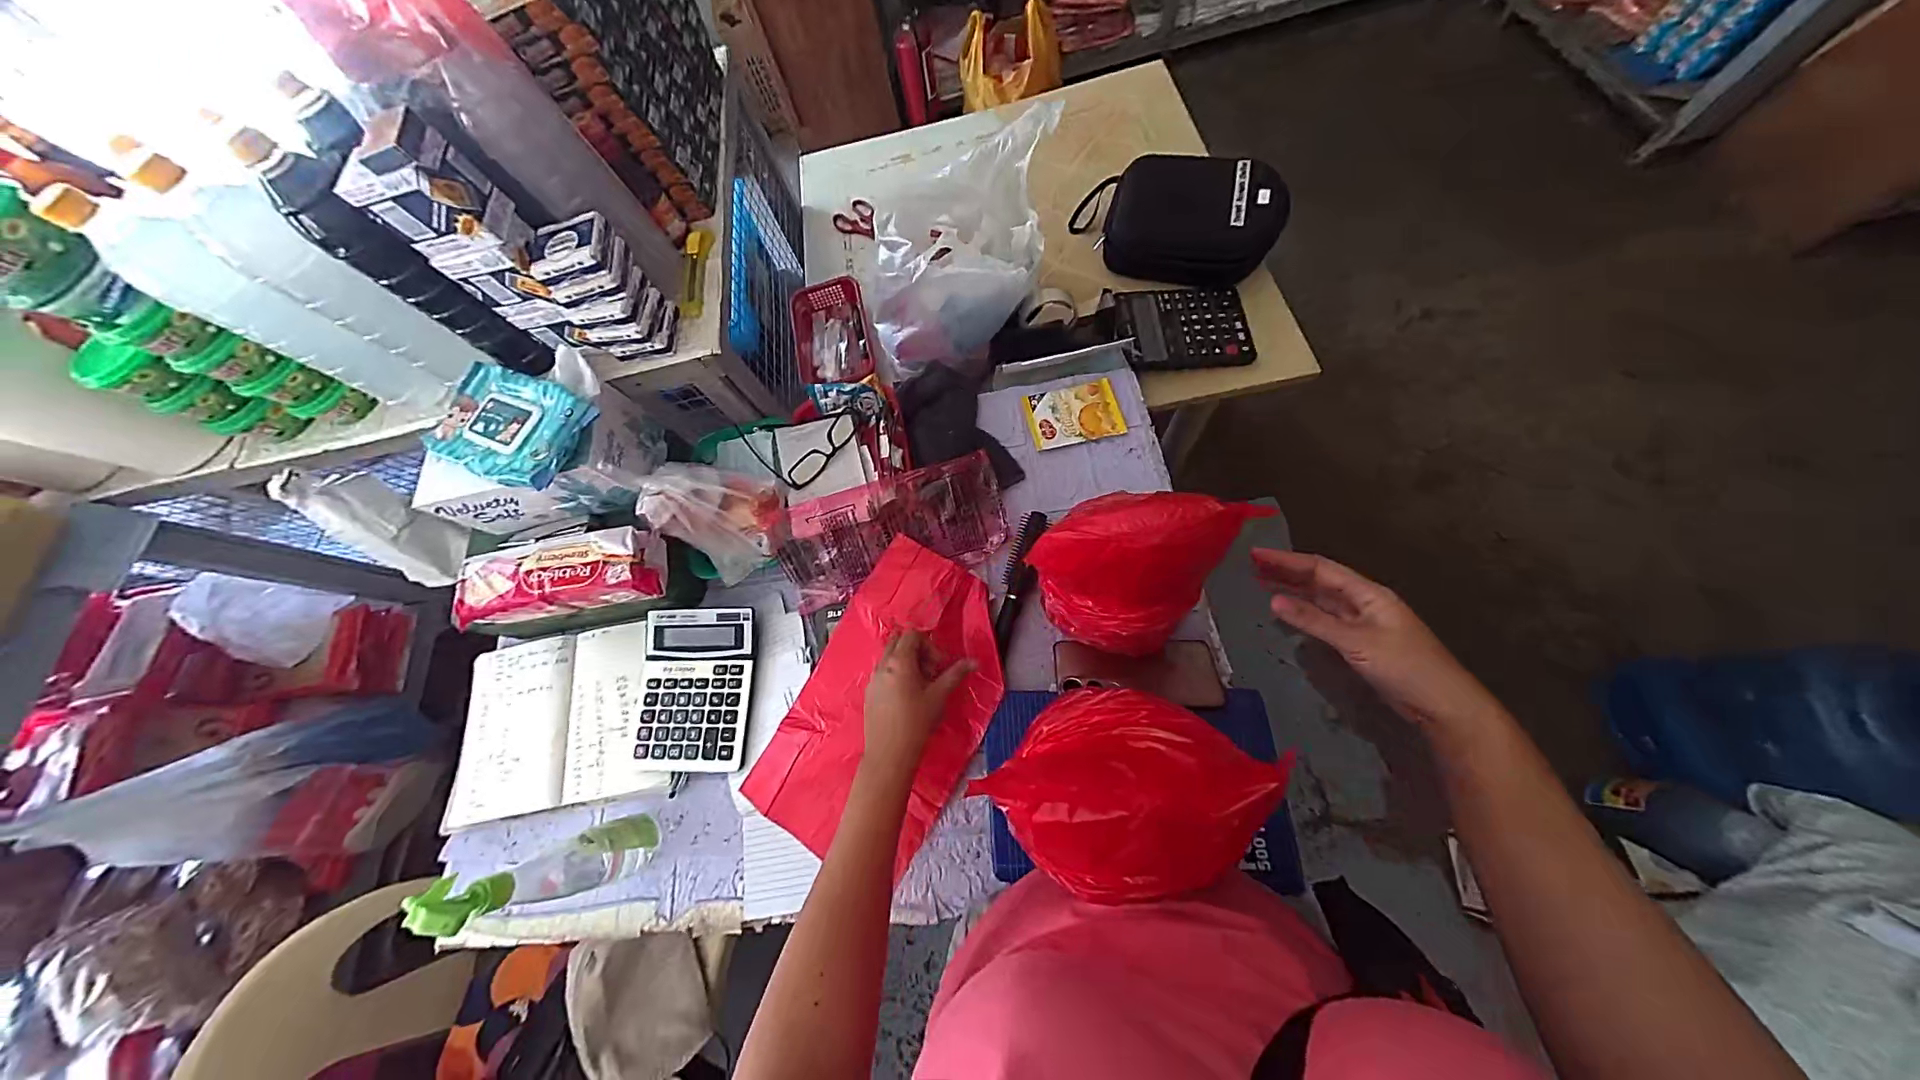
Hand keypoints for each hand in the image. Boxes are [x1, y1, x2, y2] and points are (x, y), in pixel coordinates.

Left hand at [862, 630, 975, 782]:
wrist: (889, 754)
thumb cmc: (917, 723)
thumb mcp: (940, 696)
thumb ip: (956, 674)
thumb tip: (974, 662)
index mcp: (899, 661)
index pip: (912, 634)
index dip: (929, 645)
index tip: (938, 665)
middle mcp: (882, 665)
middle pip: (898, 641)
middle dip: (917, 651)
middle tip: (931, 672)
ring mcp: (873, 679)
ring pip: (889, 657)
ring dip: (907, 663)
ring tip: (921, 687)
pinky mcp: (869, 693)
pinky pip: (883, 673)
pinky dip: (896, 675)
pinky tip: (907, 698)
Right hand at [1252, 549, 1503, 732]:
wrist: (1442, 704)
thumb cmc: (1405, 666)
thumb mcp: (1356, 641)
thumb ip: (1314, 621)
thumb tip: (1273, 601)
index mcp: (1368, 593)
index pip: (1321, 569)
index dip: (1287, 560)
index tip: (1256, 555)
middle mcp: (1364, 602)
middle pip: (1319, 581)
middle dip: (1286, 572)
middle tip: (1252, 566)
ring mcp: (1362, 623)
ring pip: (1321, 599)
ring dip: (1292, 591)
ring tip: (1261, 583)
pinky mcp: (1359, 642)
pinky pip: (1324, 619)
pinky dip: (1303, 613)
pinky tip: (1287, 612)